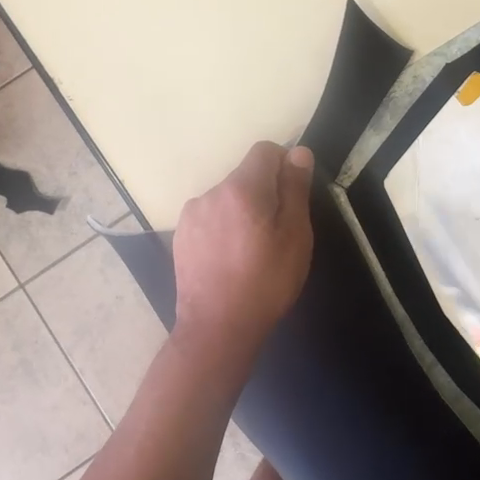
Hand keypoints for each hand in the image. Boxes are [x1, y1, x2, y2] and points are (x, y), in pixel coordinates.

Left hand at [171, 141, 315, 358]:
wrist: (217, 328)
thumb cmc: (266, 282)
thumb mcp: (295, 235)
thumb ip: (295, 188)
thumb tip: (298, 152)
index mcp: (242, 188)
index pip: (265, 151)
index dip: (284, 166)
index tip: (292, 198)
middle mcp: (212, 193)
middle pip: (246, 176)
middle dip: (265, 193)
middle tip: (278, 233)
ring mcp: (192, 215)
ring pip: (228, 198)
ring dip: (243, 211)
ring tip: (252, 251)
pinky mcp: (182, 236)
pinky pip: (211, 217)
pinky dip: (224, 227)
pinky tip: (231, 259)